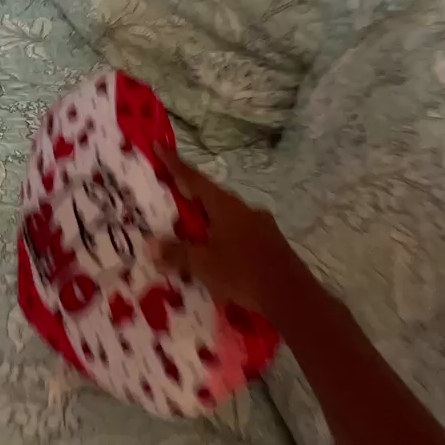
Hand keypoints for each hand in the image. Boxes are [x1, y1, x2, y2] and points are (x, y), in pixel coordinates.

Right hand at [148, 142, 288, 314]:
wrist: (293, 298)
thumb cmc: (243, 273)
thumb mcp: (203, 265)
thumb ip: (176, 253)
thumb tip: (152, 245)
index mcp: (225, 206)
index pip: (193, 179)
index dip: (174, 163)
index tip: (158, 146)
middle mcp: (244, 208)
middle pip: (210, 197)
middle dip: (189, 198)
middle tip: (169, 202)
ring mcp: (261, 224)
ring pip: (225, 216)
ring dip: (207, 221)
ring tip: (190, 236)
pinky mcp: (271, 242)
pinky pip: (238, 232)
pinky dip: (222, 237)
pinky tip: (217, 256)